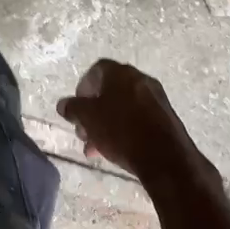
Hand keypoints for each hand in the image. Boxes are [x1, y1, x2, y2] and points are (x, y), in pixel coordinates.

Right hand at [56, 59, 206, 182]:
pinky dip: (124, 130)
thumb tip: (63, 104)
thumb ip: (73, 108)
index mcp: (120, 73)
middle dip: (92, 112)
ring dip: (106, 124)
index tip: (76, 109)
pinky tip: (116, 150)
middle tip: (84, 132)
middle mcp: (140, 79)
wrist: (165, 157)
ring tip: (95, 148)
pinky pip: (137, 119)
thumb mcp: (88, 118)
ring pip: (123, 107)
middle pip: (109, 91)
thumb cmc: (121, 130)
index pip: (96, 71)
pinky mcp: (165, 118)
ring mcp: (156, 98)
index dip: (82, 88)